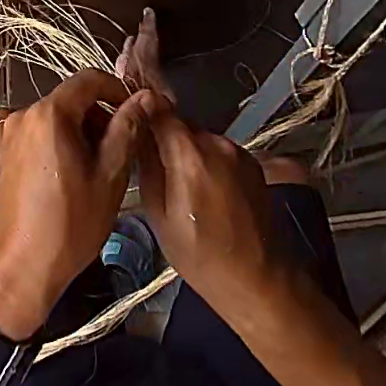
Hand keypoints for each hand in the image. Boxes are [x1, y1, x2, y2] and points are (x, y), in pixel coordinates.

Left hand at [0, 70, 152, 339]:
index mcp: (49, 114)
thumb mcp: (110, 174)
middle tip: (121, 149)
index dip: (118, 90)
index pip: (89, 79)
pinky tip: (73, 174)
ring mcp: (8, 134)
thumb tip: (147, 96)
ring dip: (82, 131)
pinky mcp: (2, 153)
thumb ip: (128, 128)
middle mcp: (23, 115)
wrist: (20, 269)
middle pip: (72, 99)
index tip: (136, 114)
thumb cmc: (71, 223)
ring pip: (57, 117)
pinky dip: (61, 142)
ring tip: (99, 167)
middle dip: (100, 116)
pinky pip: (39, 133)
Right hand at [133, 92, 290, 326]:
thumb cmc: (199, 254)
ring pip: (200, 138)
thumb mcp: (158, 214)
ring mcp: (238, 151)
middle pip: (181, 124)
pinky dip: (208, 161)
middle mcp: (217, 143)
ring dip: (188, 151)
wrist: (255, 275)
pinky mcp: (252, 161)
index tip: (130, 116)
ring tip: (183, 186)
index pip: (159, 110)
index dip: (143, 110)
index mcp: (190, 155)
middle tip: (156, 168)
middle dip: (165, 139)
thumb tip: (136, 130)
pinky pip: (219, 150)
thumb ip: (147, 164)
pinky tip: (206, 191)